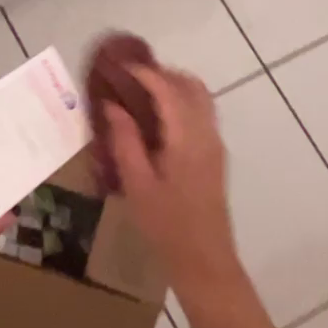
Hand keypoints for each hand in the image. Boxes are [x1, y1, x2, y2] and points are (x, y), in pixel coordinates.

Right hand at [103, 65, 242, 293]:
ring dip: (173, 87)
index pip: (169, 90)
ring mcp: (215, 146)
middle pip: (192, 86)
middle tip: (129, 77)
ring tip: (138, 94)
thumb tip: (113, 106)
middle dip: (162, 74)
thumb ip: (125, 140)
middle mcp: (207, 135)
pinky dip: (180, 104)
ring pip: (200, 99)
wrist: (205, 261)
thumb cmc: (166, 225)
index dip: (145, 73)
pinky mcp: (214, 157)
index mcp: (187, 139)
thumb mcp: (137, 183)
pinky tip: (154, 119)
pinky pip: (201, 115)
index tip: (119, 66)